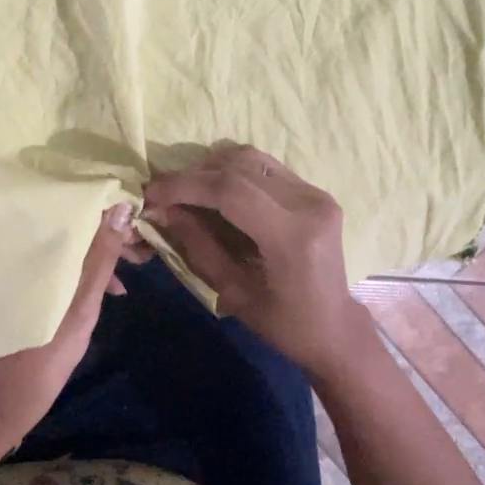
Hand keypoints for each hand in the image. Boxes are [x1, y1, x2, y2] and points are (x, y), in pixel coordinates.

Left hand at [0, 204, 132, 432]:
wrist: (12, 392)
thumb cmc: (51, 347)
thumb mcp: (84, 302)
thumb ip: (101, 257)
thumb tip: (118, 208)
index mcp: (44, 252)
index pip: (77, 212)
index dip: (107, 208)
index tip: (138, 213)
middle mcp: (35, 255)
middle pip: (77, 229)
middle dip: (110, 231)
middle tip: (141, 247)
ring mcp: (35, 275)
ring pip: (76, 249)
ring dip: (104, 252)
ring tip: (134, 267)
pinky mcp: (38, 292)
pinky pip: (70, 268)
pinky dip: (92, 273)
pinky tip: (112, 290)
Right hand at [143, 145, 376, 379]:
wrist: (333, 327)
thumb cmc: (281, 322)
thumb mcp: (231, 289)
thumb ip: (196, 243)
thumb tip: (160, 209)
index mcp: (291, 237)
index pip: (229, 190)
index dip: (184, 186)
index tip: (151, 194)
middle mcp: (309, 205)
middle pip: (237, 167)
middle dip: (191, 176)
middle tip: (162, 194)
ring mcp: (316, 194)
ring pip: (249, 158)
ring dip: (210, 168)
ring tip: (186, 190)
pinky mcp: (314, 191)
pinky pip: (262, 166)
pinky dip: (230, 171)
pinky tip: (213, 191)